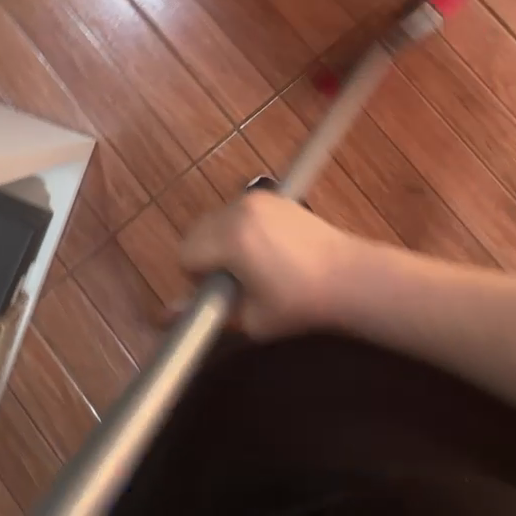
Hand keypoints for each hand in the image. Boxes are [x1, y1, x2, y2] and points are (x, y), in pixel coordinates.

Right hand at [177, 191, 372, 339]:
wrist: (349, 277)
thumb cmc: (299, 304)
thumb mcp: (251, 318)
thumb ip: (209, 311)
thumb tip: (166, 316)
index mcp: (229, 238)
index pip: (186, 252)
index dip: (197, 277)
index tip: (221, 292)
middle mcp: (238, 210)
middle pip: (198, 232)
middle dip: (207, 256)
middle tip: (235, 282)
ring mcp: (257, 199)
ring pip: (217, 221)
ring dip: (222, 241)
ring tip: (254, 266)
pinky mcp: (272, 197)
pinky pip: (238, 212)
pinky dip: (241, 228)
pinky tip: (267, 251)